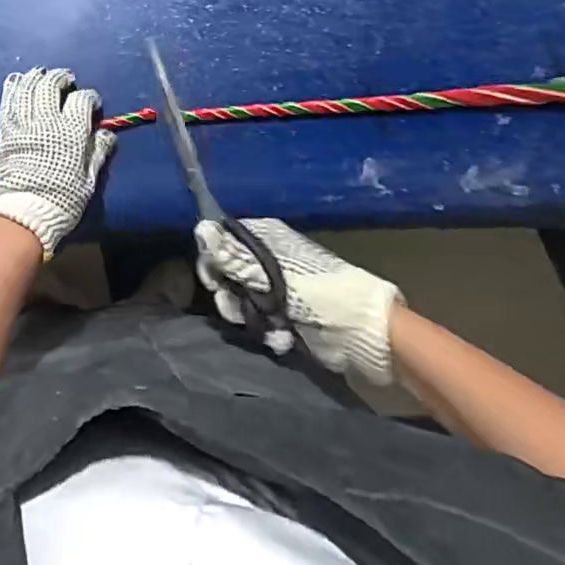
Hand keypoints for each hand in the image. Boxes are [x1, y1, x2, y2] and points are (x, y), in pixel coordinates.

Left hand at [0, 68, 115, 257]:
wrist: (26, 208)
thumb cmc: (62, 197)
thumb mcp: (88, 178)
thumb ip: (98, 152)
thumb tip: (106, 134)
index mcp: (71, 132)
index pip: (81, 101)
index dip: (89, 97)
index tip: (91, 101)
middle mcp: (46, 122)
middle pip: (51, 87)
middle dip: (60, 78)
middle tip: (65, 77)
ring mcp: (23, 124)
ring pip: (28, 90)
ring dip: (34, 77)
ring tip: (40, 72)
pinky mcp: (6, 131)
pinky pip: (8, 103)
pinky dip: (11, 88)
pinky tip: (15, 79)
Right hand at [194, 218, 400, 384]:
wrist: (365, 335)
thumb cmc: (320, 294)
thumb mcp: (271, 272)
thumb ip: (231, 255)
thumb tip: (199, 229)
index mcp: (265, 237)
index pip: (220, 238)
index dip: (212, 258)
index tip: (214, 278)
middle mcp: (266, 257)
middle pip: (225, 268)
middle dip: (226, 290)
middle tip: (235, 305)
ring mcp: (274, 286)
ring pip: (235, 294)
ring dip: (242, 311)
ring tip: (262, 324)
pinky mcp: (281, 312)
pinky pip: (254, 314)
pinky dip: (260, 325)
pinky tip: (274, 333)